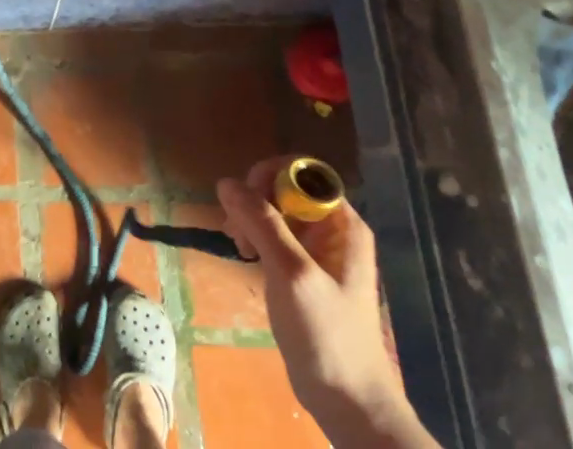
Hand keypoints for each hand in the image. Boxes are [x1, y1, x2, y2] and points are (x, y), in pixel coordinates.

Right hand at [219, 158, 431, 446]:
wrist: (347, 398)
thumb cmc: (326, 333)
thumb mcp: (292, 274)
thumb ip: (262, 224)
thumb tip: (226, 182)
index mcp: (342, 225)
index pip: (304, 173)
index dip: (270, 175)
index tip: (243, 200)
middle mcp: (332, 231)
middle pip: (286, 189)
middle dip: (255, 199)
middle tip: (236, 230)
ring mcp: (318, 253)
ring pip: (276, 212)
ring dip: (250, 220)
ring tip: (239, 246)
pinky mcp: (303, 273)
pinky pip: (274, 237)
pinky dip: (255, 239)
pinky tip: (246, 258)